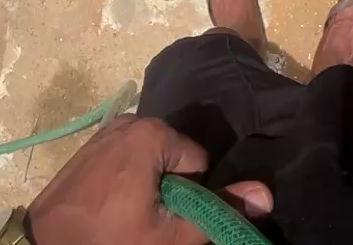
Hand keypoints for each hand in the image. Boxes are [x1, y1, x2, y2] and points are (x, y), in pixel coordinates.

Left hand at [27, 115, 272, 244]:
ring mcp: (103, 133)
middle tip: (147, 224)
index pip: (197, 161)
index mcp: (151, 131)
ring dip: (147, 188)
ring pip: (147, 161)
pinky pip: (122, 162)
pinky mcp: (86, 149)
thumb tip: (266, 193)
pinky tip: (110, 213)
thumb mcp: (171, 237)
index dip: (190, 196)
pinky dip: (124, 185)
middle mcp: (128, 119)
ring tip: (128, 220)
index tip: (168, 220)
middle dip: (168, 190)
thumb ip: (218, 210)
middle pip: (172, 157)